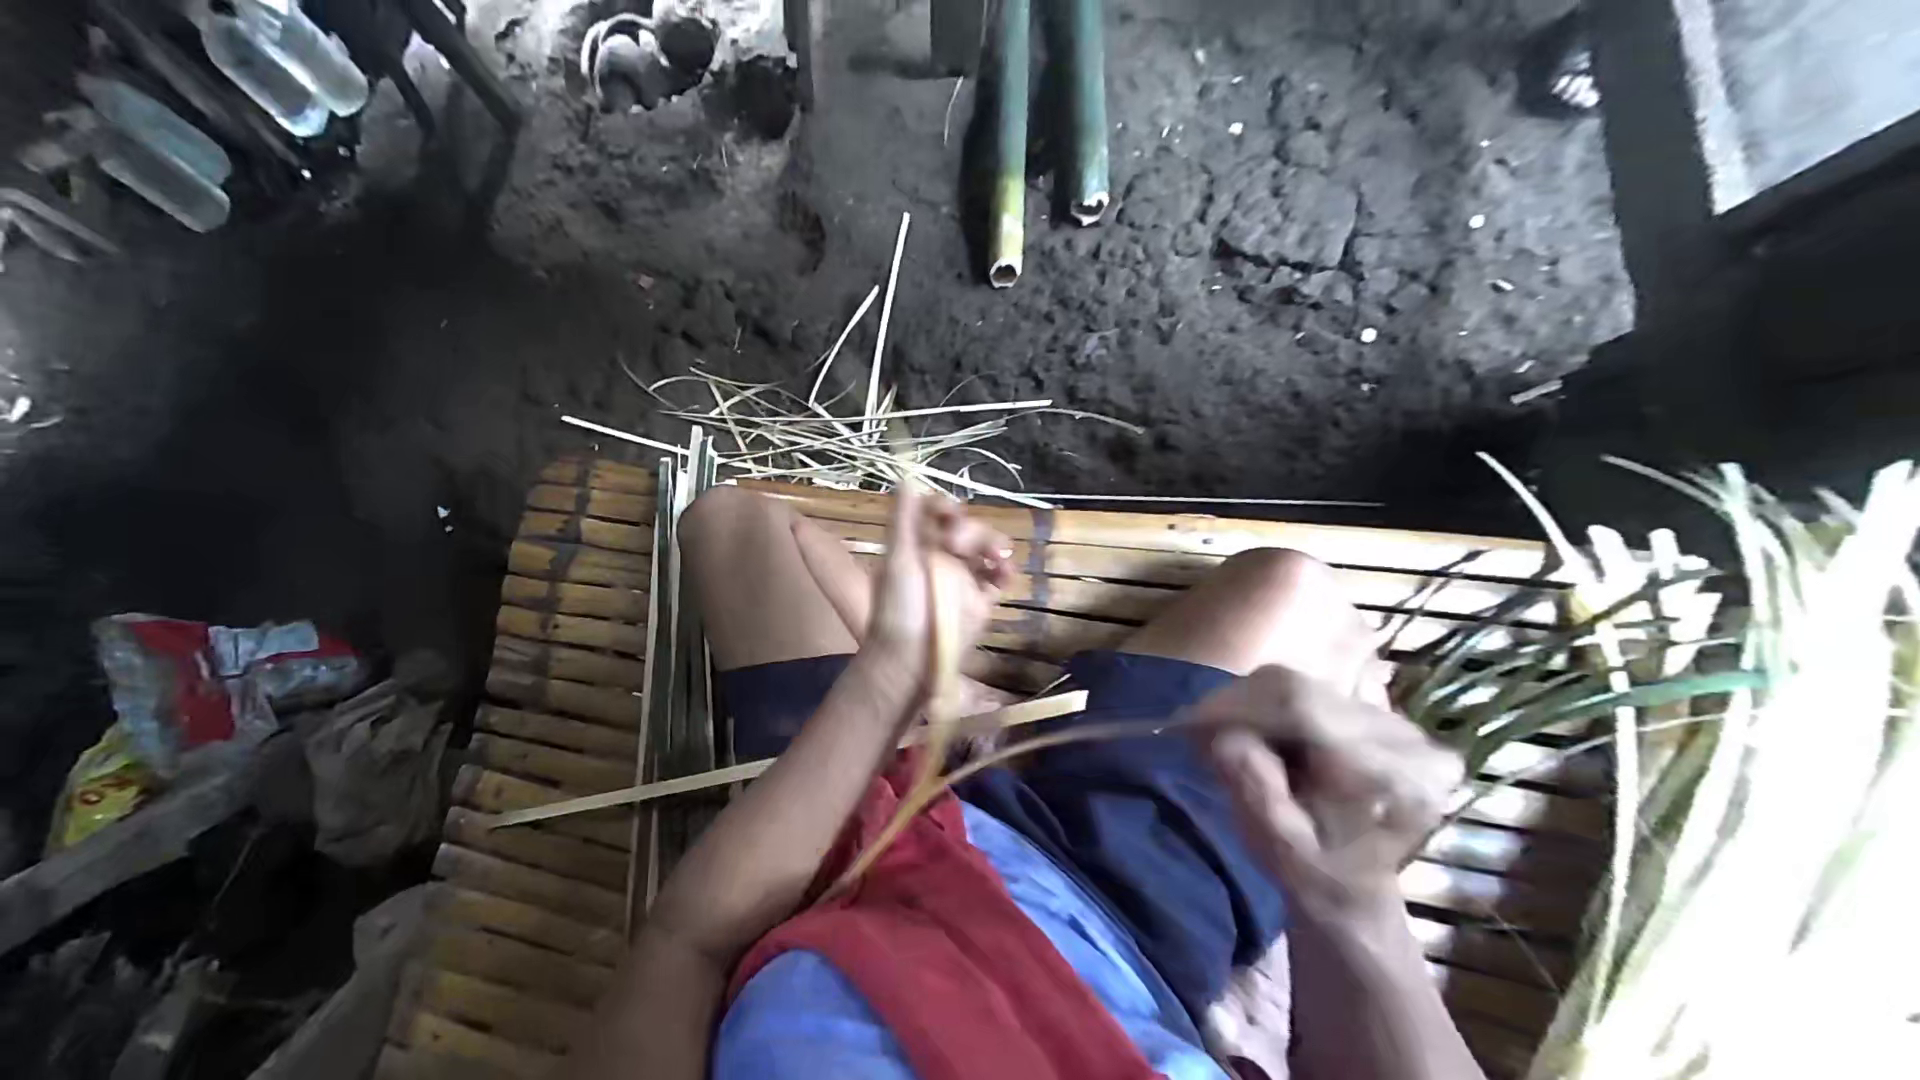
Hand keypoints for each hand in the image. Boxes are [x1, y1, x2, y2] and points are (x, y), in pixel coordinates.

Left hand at [862, 482, 1013, 699]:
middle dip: (970, 530)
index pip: (937, 514)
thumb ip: (903, 521)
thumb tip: (906, 478)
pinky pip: (999, 578)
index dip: (946, 508)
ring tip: (997, 554)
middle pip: (967, 529)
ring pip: (987, 549)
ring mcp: (963, 579)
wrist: (910, 660)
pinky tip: (1006, 571)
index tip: (950, 511)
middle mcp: (941, 558)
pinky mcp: (980, 601)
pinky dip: (1006, 571)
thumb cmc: (898, 608)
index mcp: (917, 545)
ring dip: (994, 544)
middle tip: (959, 544)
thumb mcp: (897, 560)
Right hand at [1191, 666, 1462, 921]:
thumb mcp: (1277, 848)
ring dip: (1251, 703)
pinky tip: (1258, 733)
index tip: (1186, 723)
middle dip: (1237, 704)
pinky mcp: (1379, 714)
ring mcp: (1396, 722)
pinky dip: (1270, 704)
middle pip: (1299, 689)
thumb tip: (1220, 735)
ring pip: (1299, 682)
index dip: (1236, 706)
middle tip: (1196, 728)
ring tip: (1227, 734)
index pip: (1302, 709)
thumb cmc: (1314, 876)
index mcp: (1390, 778)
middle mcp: (1405, 741)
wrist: (1356, 890)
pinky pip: (1308, 688)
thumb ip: (1254, 791)